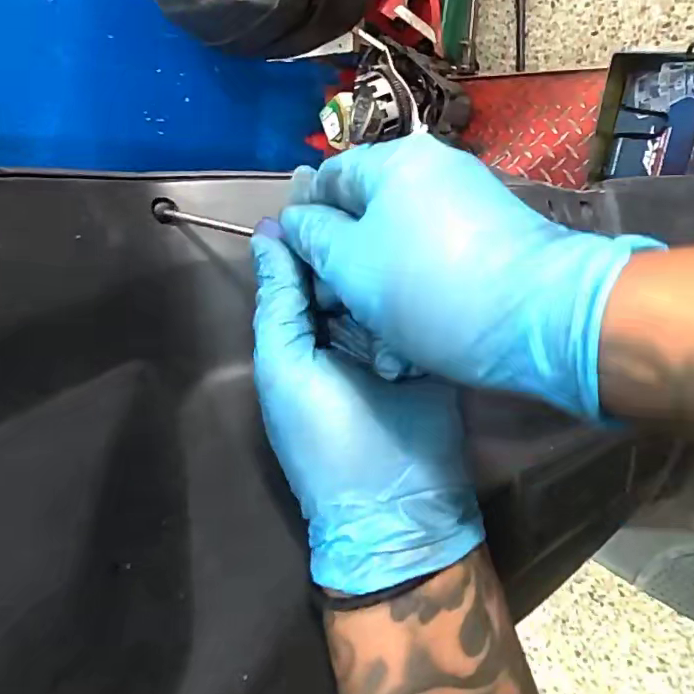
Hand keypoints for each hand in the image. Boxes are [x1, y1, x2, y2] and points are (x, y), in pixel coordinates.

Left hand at [252, 222, 482, 595]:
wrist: (399, 505)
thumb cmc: (326, 438)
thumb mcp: (285, 366)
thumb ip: (277, 300)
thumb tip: (267, 233)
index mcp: (301, 330)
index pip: (302, 266)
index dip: (309, 230)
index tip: (323, 188)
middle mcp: (342, 328)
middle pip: (346, 267)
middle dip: (352, 249)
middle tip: (369, 222)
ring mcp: (387, 337)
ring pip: (383, 281)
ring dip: (385, 274)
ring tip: (396, 256)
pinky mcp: (426, 346)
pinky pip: (417, 306)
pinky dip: (414, 298)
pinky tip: (420, 286)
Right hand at [280, 133, 664, 419]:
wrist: (544, 319)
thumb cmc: (430, 287)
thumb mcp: (350, 263)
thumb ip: (312, 235)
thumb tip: (293, 216)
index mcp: (395, 160)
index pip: (328, 179)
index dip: (304, 221)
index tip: (298, 266)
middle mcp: (434, 170)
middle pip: (364, 211)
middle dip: (342, 260)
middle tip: (333, 305)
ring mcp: (467, 204)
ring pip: (397, 242)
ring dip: (377, 284)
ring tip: (375, 331)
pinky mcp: (491, 240)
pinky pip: (433, 256)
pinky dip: (415, 289)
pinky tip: (412, 333)